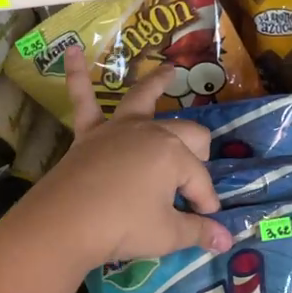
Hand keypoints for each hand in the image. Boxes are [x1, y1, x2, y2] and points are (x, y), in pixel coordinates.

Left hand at [12, 46, 230, 268]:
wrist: (63, 226)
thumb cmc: (122, 228)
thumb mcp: (168, 235)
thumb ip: (199, 232)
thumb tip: (228, 241)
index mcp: (174, 153)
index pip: (200, 179)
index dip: (205, 203)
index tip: (203, 223)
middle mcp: (150, 132)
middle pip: (187, 136)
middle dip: (197, 157)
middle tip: (190, 185)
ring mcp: (118, 129)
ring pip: (143, 99)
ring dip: (157, 83)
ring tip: (169, 71)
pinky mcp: (88, 134)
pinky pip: (81, 99)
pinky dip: (75, 74)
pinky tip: (70, 51)